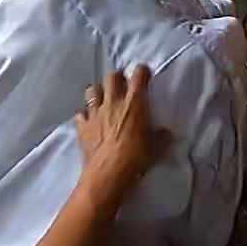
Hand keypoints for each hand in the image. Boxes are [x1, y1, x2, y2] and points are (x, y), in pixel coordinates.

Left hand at [75, 65, 159, 205]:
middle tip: (122, 84)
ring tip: (102, 97)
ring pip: (92, 90)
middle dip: (117, 77)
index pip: (138, 76)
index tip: (144, 72)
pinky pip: (80, 114)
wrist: (108, 174)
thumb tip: (166, 132)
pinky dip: (84, 114)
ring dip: (97, 91)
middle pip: (112, 77)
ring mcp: (95, 113)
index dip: (141, 71)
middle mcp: (113, 102)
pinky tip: (88, 119)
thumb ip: (161, 135)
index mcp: (134, 103)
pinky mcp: (82, 127)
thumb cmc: (136, 157)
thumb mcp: (157, 146)